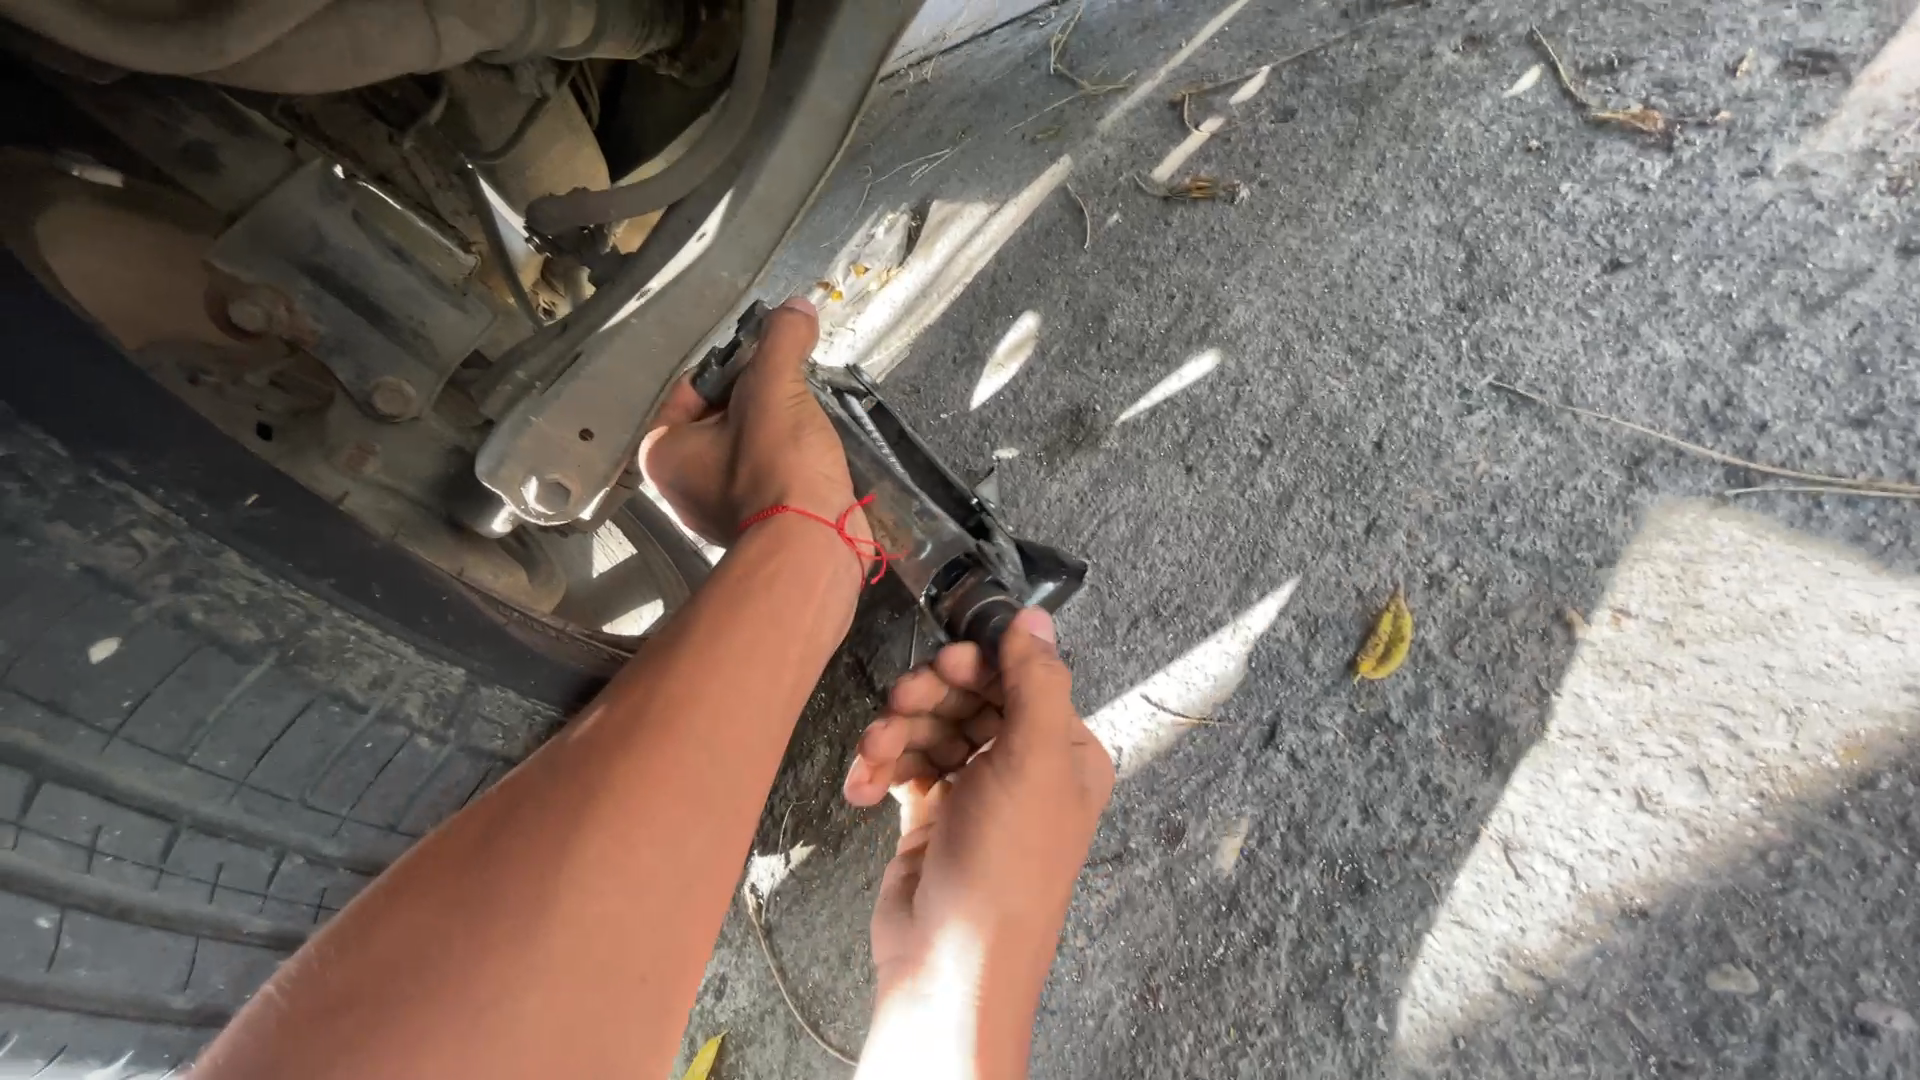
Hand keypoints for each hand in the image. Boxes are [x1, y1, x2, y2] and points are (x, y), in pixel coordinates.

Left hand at [641, 297, 865, 546]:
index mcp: (664, 452)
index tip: (767, 358)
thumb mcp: (775, 387)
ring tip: (809, 417)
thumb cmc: (777, 465)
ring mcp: (722, 512)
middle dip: (760, 399)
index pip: (693, 385)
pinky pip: (771, 477)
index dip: (732, 364)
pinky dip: (791, 462)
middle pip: (723, 417)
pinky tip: (816, 451)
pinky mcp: (761, 528)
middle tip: (793, 386)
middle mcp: (684, 486)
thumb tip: (798, 306)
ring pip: (750, 449)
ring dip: (779, 430)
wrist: (816, 544)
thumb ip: (782, 340)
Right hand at [849, 610, 1114, 1079]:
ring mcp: (975, 787)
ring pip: (929, 725)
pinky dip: (880, 767)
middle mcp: (1022, 763)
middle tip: (902, 700)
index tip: (946, 662)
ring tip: (875, 751)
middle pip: (967, 696)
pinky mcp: (932, 809)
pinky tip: (864, 785)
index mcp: (1063, 749)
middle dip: (929, 696)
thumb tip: (1035, 616)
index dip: (979, 664)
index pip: (1019, 678)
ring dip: (896, 731)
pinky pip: (904, 762)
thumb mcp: (1034, 761)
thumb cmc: (1006, 864)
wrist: (948, 965)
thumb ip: (1036, 680)